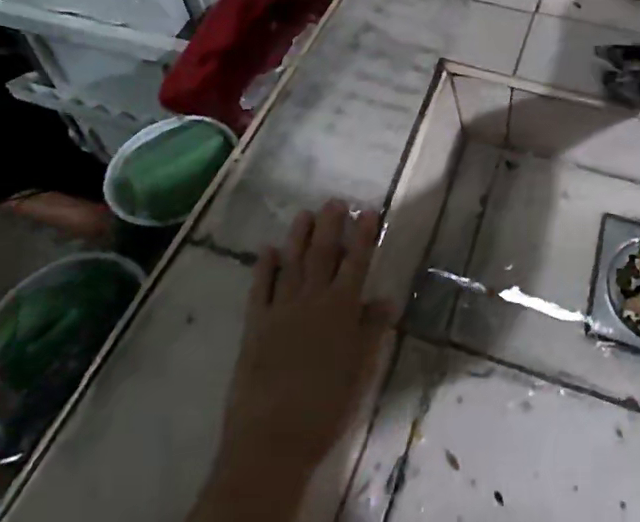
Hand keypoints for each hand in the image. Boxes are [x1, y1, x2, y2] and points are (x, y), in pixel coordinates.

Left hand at [196, 201, 392, 520]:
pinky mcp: (254, 326)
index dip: (364, 236)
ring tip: (304, 213)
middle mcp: (311, 301)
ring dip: (299, 237)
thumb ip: (371, 330)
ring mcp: (280, 311)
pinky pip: (260, 289)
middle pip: (322, 255)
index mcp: (341, 310)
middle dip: (331, 226)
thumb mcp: (360, 369)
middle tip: (336, 201)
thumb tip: (385, 298)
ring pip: (291, 264)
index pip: (356, 263)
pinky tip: (268, 250)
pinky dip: (264, 268)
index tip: (369, 211)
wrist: (272, 438)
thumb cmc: (326, 405)